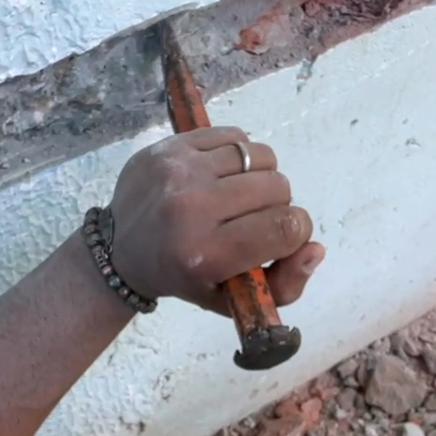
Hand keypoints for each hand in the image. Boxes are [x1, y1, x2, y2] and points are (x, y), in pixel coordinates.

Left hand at [105, 127, 324, 312]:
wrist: (120, 249)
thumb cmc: (185, 278)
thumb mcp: (233, 300)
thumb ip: (284, 285)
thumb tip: (315, 248)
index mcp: (206, 253)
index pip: (284, 227)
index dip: (297, 232)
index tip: (283, 237)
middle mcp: (191, 208)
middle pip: (277, 187)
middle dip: (278, 205)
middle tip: (255, 219)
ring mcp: (179, 171)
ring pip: (261, 156)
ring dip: (261, 177)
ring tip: (240, 196)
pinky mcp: (171, 146)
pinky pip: (236, 136)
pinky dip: (241, 155)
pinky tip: (223, 175)